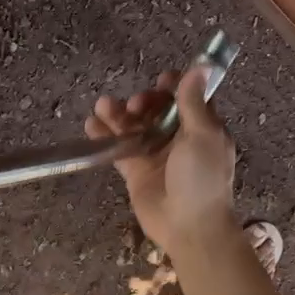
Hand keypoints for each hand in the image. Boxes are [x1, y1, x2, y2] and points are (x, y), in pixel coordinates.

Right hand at [85, 65, 236, 253]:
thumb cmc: (201, 179)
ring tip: (102, 107)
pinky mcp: (135, 172)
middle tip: (134, 105)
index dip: (173, 87)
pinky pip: (119, 149)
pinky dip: (105, 136)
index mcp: (202, 128)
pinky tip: (92, 125)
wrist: (188, 226)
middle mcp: (178, 140)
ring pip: (134, 127)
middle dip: (143, 102)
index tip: (161, 81)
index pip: (186, 99)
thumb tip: (199, 67)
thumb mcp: (203, 135)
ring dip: (118, 114)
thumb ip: (194, 103)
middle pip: (156, 110)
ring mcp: (155, 156)